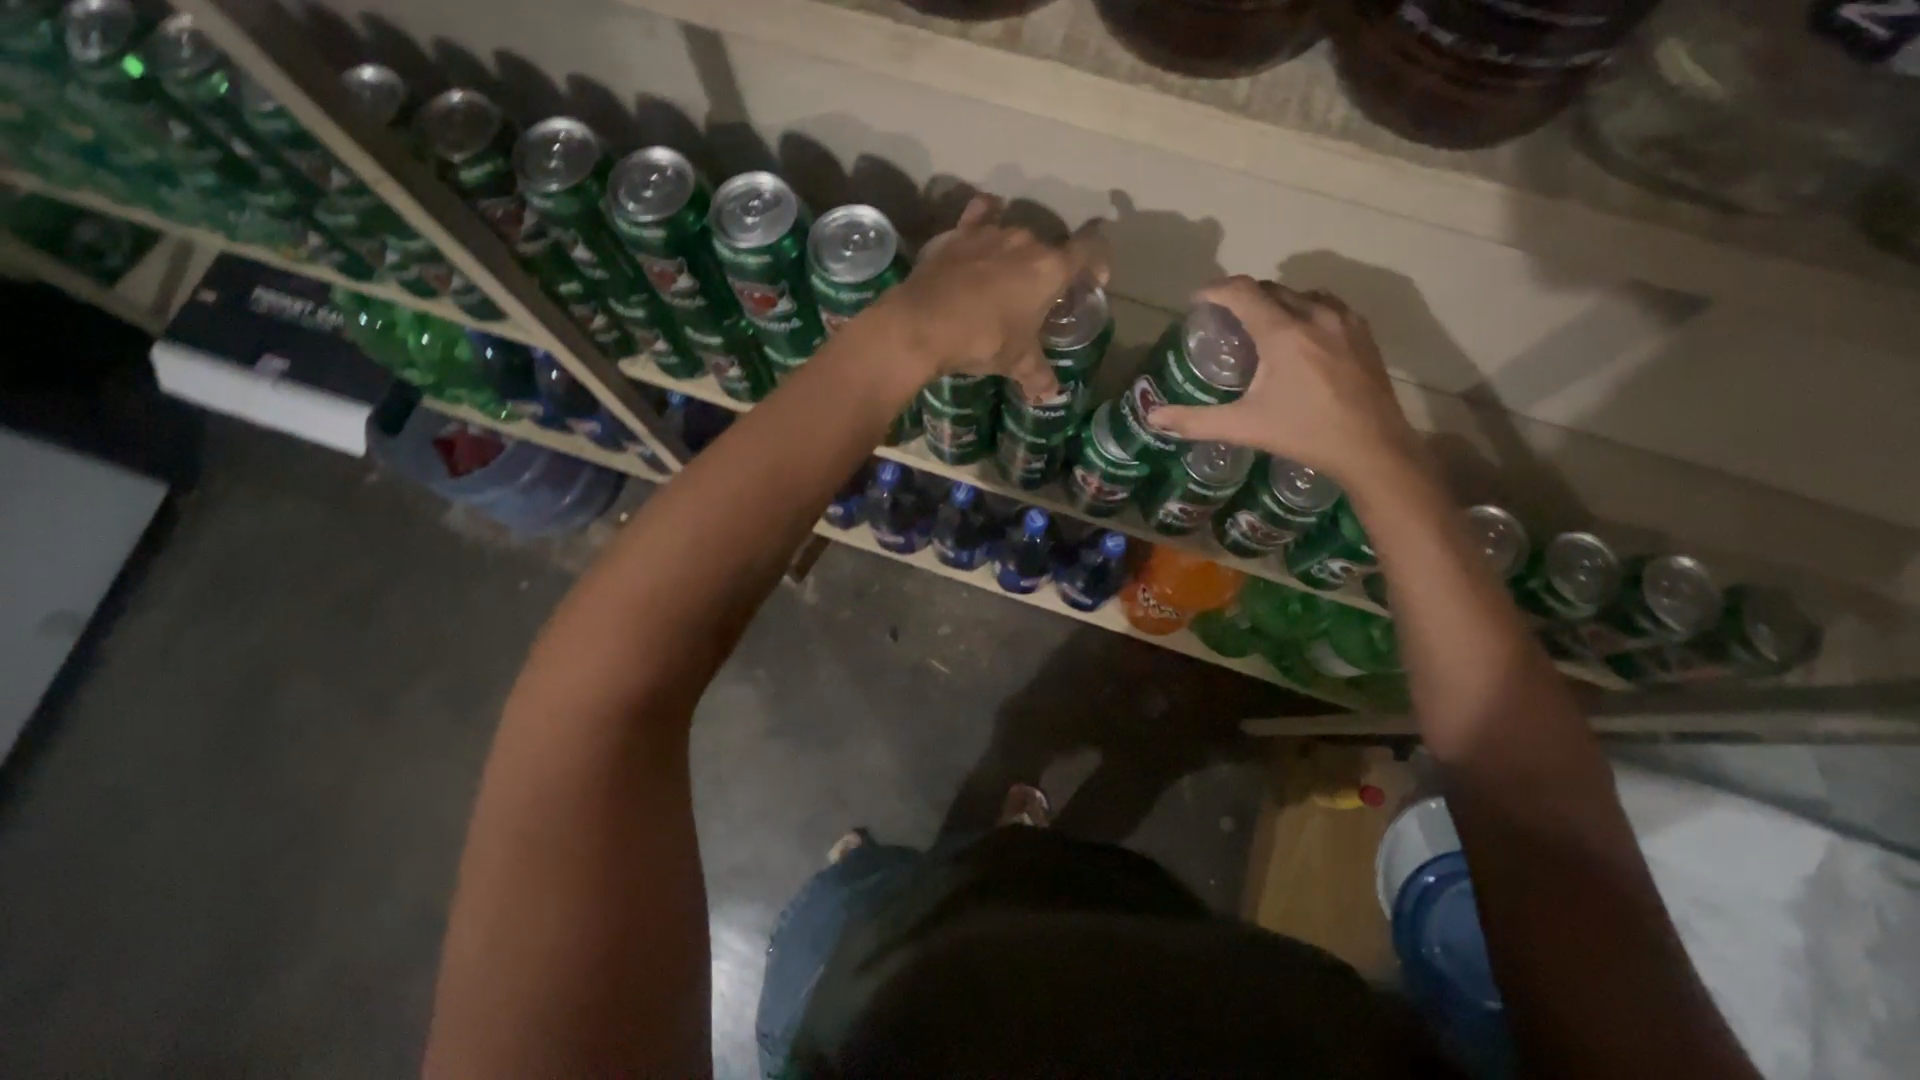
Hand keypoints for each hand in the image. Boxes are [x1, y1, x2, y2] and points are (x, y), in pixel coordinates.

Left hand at [873, 195, 1110, 400]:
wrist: (922, 323)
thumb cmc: (983, 340)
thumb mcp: (1016, 361)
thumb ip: (1037, 374)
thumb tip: (1049, 394)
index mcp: (1050, 268)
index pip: (1089, 249)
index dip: (1098, 261)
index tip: (1094, 280)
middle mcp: (1025, 240)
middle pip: (1050, 246)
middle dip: (1051, 267)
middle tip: (1041, 295)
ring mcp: (990, 232)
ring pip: (1016, 233)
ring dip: (1018, 251)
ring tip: (1008, 276)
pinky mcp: (958, 234)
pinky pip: (979, 214)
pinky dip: (985, 217)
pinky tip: (982, 229)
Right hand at [1147, 277, 1419, 487]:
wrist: (1372, 447)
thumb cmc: (1305, 435)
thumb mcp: (1245, 427)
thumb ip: (1196, 420)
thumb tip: (1153, 418)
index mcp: (1282, 333)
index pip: (1241, 291)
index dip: (1214, 290)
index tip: (1197, 301)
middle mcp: (1314, 315)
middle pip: (1269, 288)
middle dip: (1242, 297)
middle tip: (1224, 319)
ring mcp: (1343, 320)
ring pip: (1299, 293)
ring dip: (1274, 301)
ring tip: (1260, 325)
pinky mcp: (1362, 331)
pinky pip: (1325, 304)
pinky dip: (1303, 309)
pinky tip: (1298, 335)